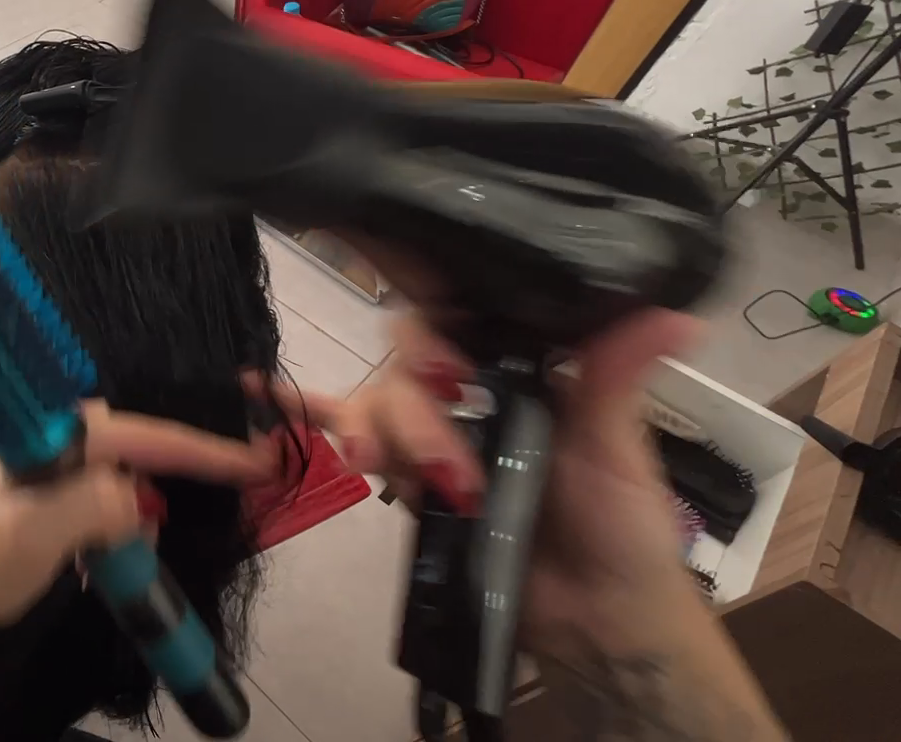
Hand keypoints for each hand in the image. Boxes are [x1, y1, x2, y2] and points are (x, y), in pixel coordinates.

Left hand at [0, 400, 277, 627]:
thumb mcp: (45, 527)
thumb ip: (100, 504)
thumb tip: (140, 501)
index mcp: (71, 436)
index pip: (155, 437)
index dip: (211, 451)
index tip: (261, 461)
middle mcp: (69, 438)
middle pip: (149, 450)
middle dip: (189, 472)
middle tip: (235, 490)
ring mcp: (61, 463)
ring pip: (130, 481)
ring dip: (148, 514)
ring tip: (153, 545)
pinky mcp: (55, 493)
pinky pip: (109, 504)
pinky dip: (124, 529)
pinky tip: (120, 556)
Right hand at [283, 309, 704, 655]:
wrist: (591, 617)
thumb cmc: (620, 529)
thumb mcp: (616, 453)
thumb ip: (613, 383)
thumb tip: (675, 315)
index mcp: (511, 371)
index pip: (454, 322)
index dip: (433, 332)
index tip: (440, 367)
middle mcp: (460, 389)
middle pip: (403, 368)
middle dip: (414, 418)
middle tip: (446, 471)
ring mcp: (421, 429)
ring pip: (372, 403)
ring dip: (373, 435)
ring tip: (380, 473)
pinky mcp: (395, 468)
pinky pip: (338, 428)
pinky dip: (299, 409)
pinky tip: (258, 388)